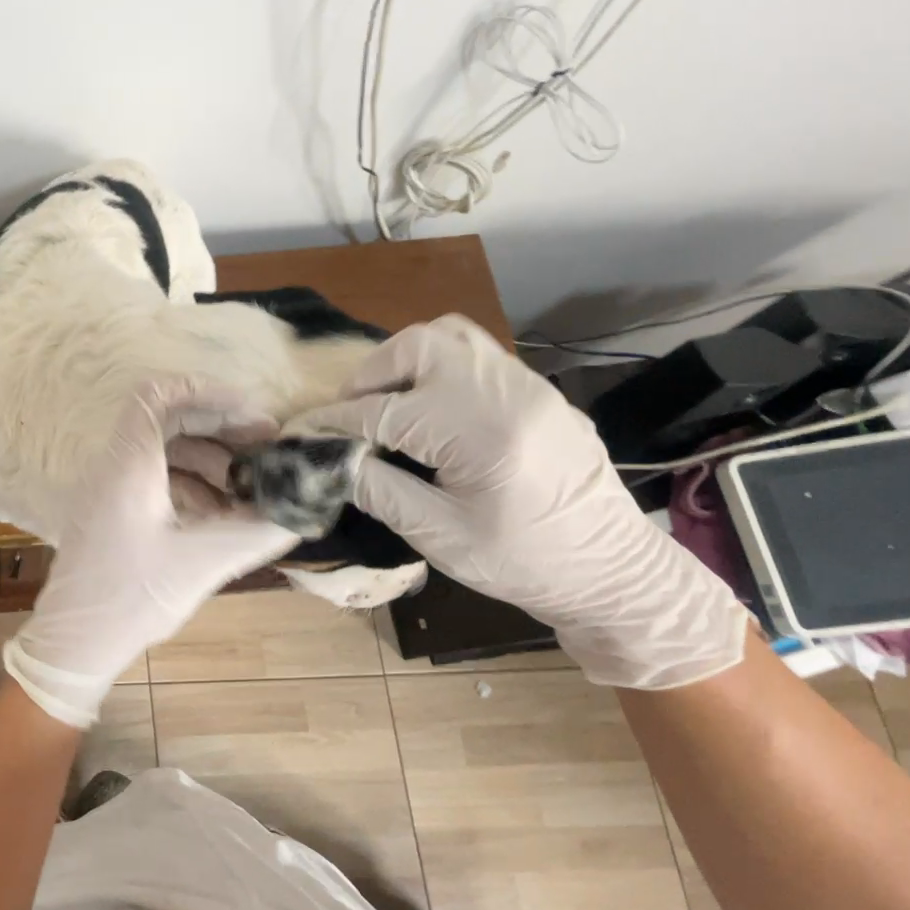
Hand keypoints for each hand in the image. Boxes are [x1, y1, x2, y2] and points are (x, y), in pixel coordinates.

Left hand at [5, 382, 300, 727]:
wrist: (74, 642)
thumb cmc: (132, 597)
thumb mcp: (204, 562)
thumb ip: (260, 530)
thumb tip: (306, 508)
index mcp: (128, 465)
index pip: (159, 395)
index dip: (209, 394)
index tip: (253, 418)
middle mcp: (112, 468)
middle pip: (166, 422)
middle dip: (220, 431)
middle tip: (265, 453)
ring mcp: (105, 492)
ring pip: (161, 454)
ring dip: (209, 463)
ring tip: (249, 492)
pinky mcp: (108, 516)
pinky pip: (151, 481)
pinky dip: (189, 487)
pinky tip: (219, 517)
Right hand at [290, 314, 749, 689]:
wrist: (611, 572)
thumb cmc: (520, 563)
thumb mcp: (436, 534)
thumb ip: (376, 487)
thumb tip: (324, 460)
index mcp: (481, 433)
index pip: (384, 411)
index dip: (332, 422)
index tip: (298, 434)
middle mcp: (507, 393)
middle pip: (418, 347)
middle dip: (369, 377)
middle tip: (347, 416)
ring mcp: (528, 386)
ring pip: (450, 337)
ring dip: (403, 364)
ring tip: (383, 405)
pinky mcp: (537, 393)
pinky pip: (476, 356)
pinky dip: (436, 371)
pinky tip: (425, 413)